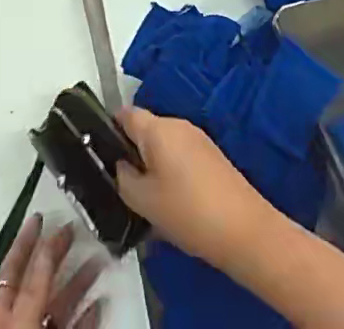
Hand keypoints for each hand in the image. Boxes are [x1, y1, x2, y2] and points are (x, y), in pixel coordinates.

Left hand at [0, 215, 105, 328]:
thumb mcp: (23, 315)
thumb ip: (35, 282)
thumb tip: (47, 248)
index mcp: (3, 310)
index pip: (15, 266)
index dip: (26, 239)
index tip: (39, 216)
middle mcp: (16, 319)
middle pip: (38, 278)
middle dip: (57, 252)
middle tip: (72, 229)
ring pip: (59, 300)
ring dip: (79, 279)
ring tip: (98, 260)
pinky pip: (71, 323)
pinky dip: (86, 312)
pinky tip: (98, 301)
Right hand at [115, 107, 281, 268]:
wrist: (243, 228)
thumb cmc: (187, 210)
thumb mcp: (142, 200)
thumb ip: (123, 178)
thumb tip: (122, 165)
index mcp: (158, 128)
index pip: (126, 114)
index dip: (109, 127)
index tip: (100, 152)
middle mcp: (179, 125)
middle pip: (145, 129)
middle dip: (132, 152)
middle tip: (122, 185)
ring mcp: (198, 139)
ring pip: (163, 145)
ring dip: (151, 165)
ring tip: (146, 200)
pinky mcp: (211, 155)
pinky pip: (180, 155)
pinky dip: (170, 171)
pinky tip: (170, 202)